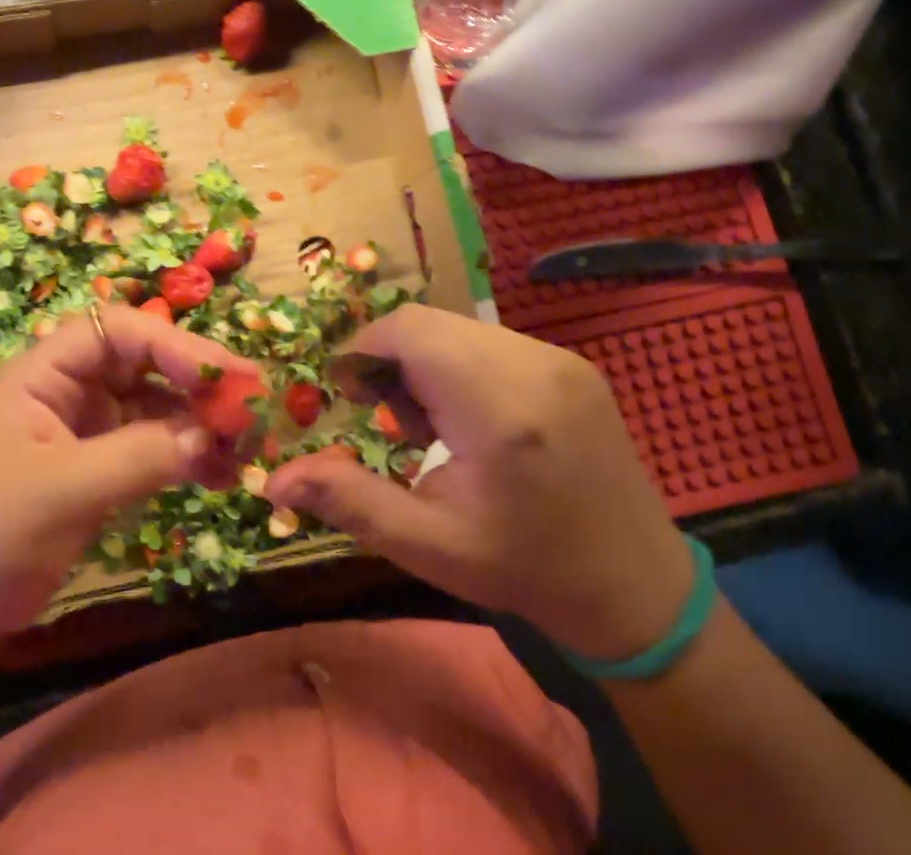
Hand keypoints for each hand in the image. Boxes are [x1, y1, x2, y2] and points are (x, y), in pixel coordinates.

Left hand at [0, 305, 254, 643]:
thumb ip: (137, 457)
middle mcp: (69, 393)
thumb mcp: (61, 492)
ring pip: (158, 407)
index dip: (173, 346)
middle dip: (200, 383)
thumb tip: (214, 435)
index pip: (117, 332)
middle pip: (146, 364)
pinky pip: (157, 449)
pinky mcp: (102, 471)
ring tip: (249, 449)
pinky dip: (191, 458)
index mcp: (43, 375)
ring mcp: (88, 432)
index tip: (224, 380)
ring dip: (203, 423)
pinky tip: (225, 476)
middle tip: (255, 410)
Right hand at [266, 304, 694, 660]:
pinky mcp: (574, 368)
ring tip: (427, 429)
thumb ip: (350, 501)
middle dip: (387, 360)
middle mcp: (534, 365)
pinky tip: (467, 422)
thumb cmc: (525, 569)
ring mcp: (561, 361)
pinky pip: (491, 342)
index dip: (360, 352)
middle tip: (386, 423)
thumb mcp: (427, 545)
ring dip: (422, 363)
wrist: (635, 587)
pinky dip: (458, 366)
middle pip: (428, 323)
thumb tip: (275, 480)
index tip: (348, 402)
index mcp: (498, 407)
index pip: (407, 331)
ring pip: (458, 329)